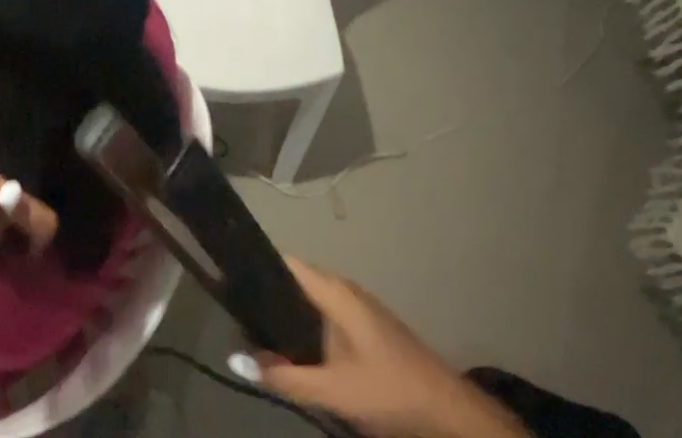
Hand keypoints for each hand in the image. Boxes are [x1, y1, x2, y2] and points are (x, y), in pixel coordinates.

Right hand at [235, 259, 529, 437]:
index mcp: (336, 292)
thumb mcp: (331, 389)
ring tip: (256, 338)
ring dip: (287, 319)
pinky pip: (326, 320)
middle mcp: (346, 292)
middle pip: (295, 284)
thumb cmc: (390, 390)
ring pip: (311, 305)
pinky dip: (306, 331)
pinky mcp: (369, 333)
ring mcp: (361, 312)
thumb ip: (283, 376)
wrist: (455, 418)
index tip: (227, 281)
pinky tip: (295, 355)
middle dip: (267, 300)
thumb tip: (235, 360)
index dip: (256, 267)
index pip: (286, 264)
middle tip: (236, 320)